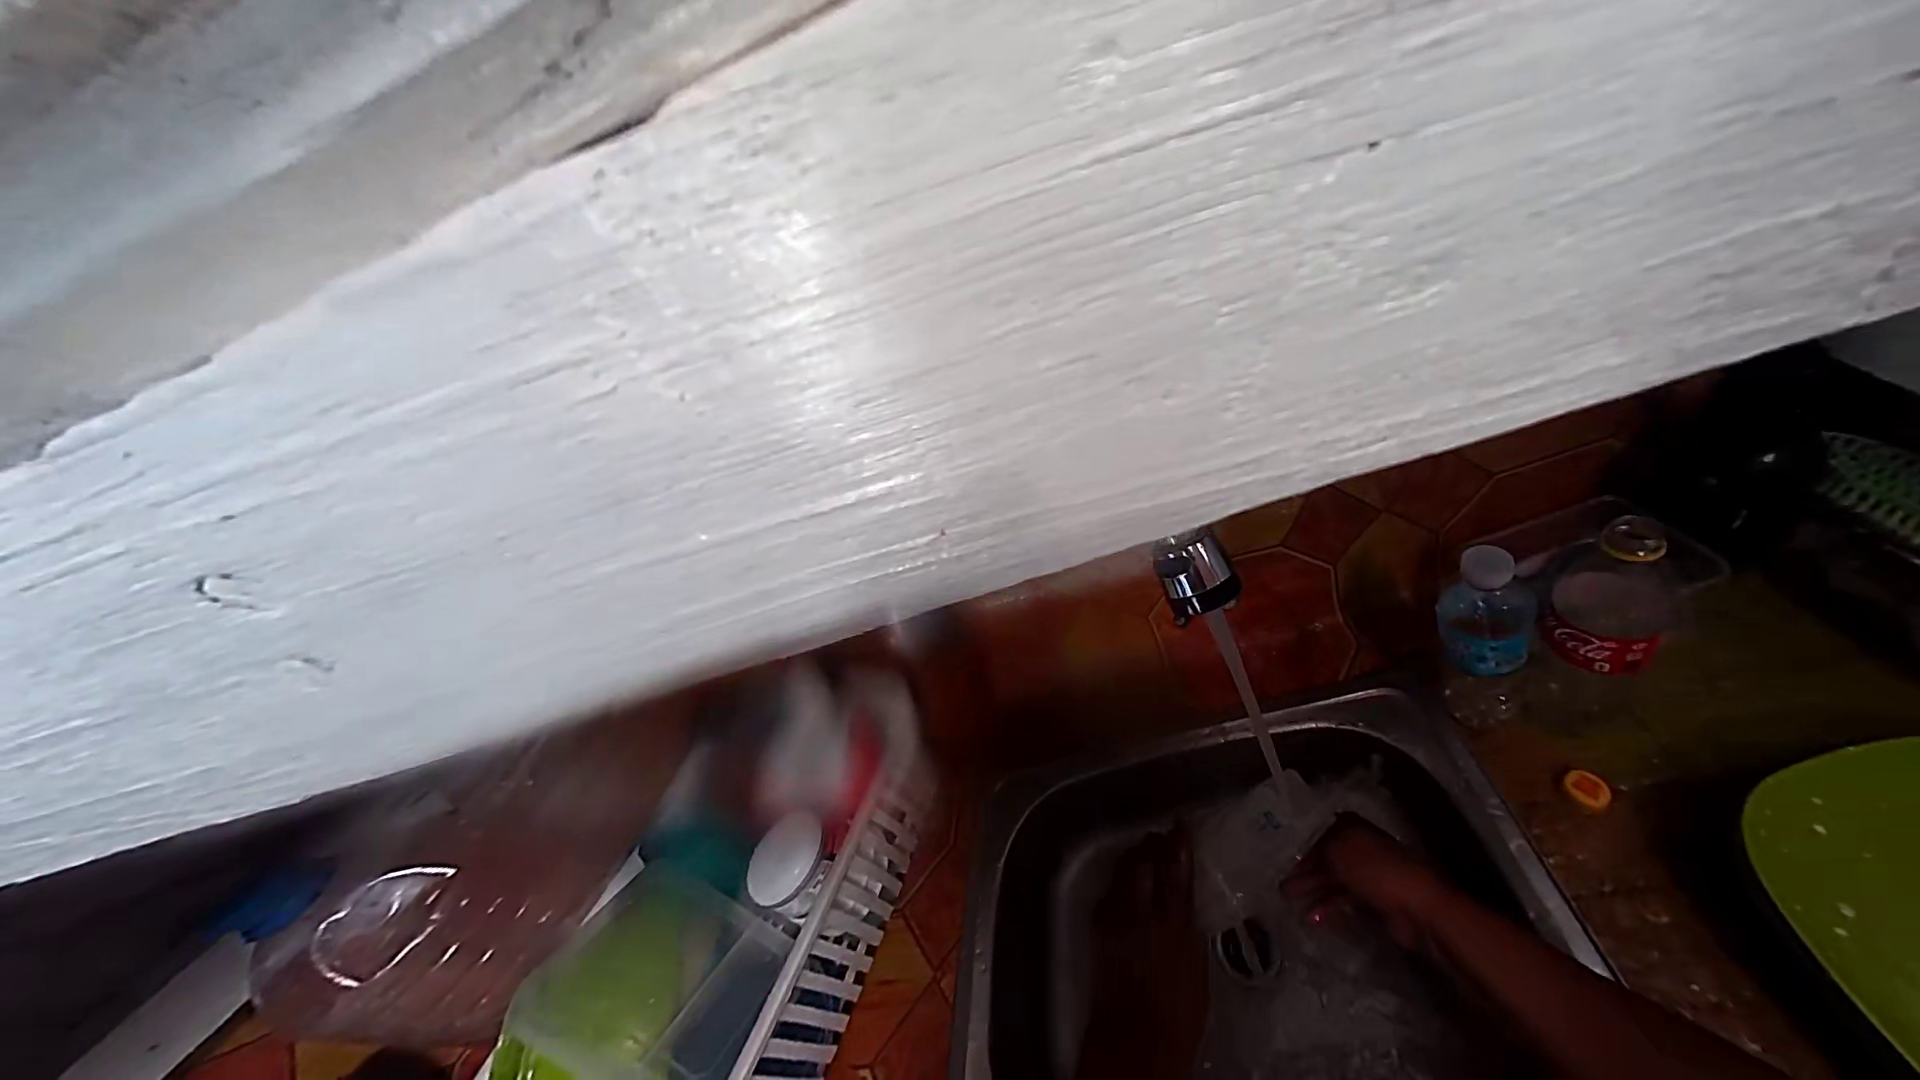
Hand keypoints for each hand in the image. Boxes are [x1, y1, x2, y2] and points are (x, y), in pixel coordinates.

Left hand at [1078, 829, 1209, 1079]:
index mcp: (1171, 923)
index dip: (1177, 844)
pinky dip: (1122, 878)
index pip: (1174, 869)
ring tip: (1146, 852)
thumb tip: (1183, 894)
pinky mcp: (1098, 924)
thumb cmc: (1179, 1011)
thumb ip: (1188, 922)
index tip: (1181, 828)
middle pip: (1142, 861)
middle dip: (1152, 845)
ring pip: (1123, 871)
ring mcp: (1114, 915)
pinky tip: (1129, 881)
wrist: (1134, 1039)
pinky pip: (1111, 888)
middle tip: (1163, 838)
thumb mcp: (1196, 965)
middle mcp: (1139, 911)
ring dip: (1135, 857)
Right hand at [1283, 815, 1446, 948]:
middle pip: (1325, 859)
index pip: (1318, 833)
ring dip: (1312, 892)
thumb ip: (1315, 849)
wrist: (1420, 908)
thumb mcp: (1336, 850)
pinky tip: (1313, 919)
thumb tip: (1302, 856)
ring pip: (1333, 881)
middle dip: (1304, 873)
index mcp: (1352, 828)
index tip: (1283, 859)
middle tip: (1282, 886)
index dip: (1300, 846)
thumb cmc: (1375, 869)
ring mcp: (1369, 876)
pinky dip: (1329, 908)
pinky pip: (1346, 901)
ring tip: (1290, 903)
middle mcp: (1360, 848)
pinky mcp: (1377, 902)